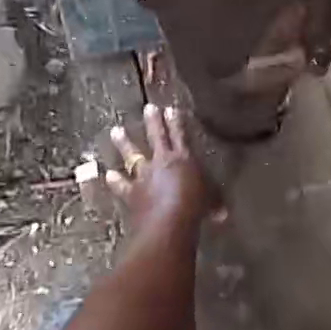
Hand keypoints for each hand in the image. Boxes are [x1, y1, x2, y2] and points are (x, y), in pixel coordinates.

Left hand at [100, 104, 217, 233]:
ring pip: (133, 155)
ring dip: (124, 143)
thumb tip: (222, 213)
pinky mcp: (132, 192)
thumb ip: (214, 202)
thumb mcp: (212, 201)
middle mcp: (163, 162)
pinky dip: (115, 180)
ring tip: (116, 130)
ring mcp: (144, 176)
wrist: (168, 222)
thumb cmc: (196, 206)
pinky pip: (122, 184)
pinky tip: (108, 175)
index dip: (176, 122)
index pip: (181, 135)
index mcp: (184, 159)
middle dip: (153, 122)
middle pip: (157, 137)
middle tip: (148, 107)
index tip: (170, 109)